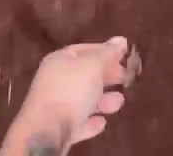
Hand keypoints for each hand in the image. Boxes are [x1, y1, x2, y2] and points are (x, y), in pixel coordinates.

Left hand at [0, 37, 131, 155]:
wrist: (46, 132)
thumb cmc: (71, 90)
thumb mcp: (94, 65)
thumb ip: (108, 53)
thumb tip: (121, 40)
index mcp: (60, 60)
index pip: (86, 50)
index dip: (106, 51)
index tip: (124, 55)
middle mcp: (55, 80)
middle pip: (86, 74)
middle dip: (107, 76)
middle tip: (126, 77)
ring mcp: (55, 105)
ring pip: (83, 99)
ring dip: (103, 100)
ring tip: (119, 102)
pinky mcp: (57, 128)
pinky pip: (77, 121)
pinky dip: (90, 121)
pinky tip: (102, 123)